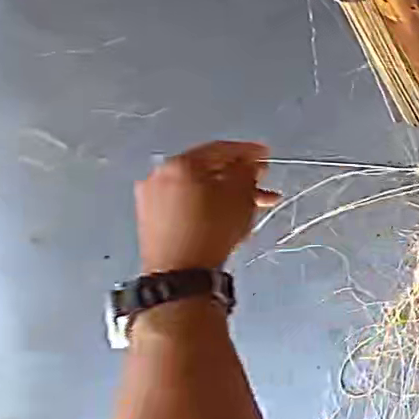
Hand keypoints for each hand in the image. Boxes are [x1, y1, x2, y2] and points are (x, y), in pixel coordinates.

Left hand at [135, 141, 280, 272]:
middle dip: (238, 172)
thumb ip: (247, 172)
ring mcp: (152, 195)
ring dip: (227, 189)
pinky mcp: (151, 215)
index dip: (248, 150)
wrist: (179, 269)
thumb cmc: (214, 227)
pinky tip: (227, 210)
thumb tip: (249, 162)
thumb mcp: (241, 196)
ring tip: (253, 201)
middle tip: (263, 178)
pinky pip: (186, 198)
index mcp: (181, 164)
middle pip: (207, 166)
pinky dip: (209, 199)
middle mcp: (160, 174)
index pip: (220, 149)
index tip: (267, 153)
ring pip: (198, 184)